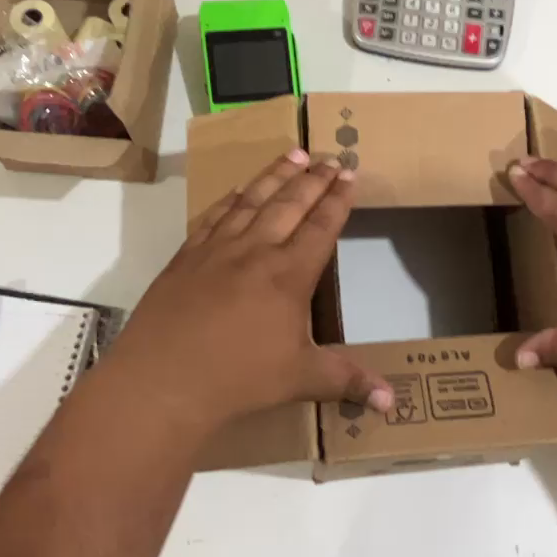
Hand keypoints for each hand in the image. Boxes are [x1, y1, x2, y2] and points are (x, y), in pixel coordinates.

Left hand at [102, 151, 391, 435]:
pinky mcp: (185, 258)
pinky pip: (213, 217)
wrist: (163, 380)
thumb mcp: (301, 379)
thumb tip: (393, 402)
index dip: (337, 200)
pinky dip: (230, 198)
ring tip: (293, 154)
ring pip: (252, 200)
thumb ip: (348, 381)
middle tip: (330, 158)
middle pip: (289, 204)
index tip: (349, 174)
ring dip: (275, 176)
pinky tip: (238, 190)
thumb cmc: (239, 379)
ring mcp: (216, 251)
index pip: (321, 227)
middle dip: (314, 179)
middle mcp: (255, 251)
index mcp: (289, 275)